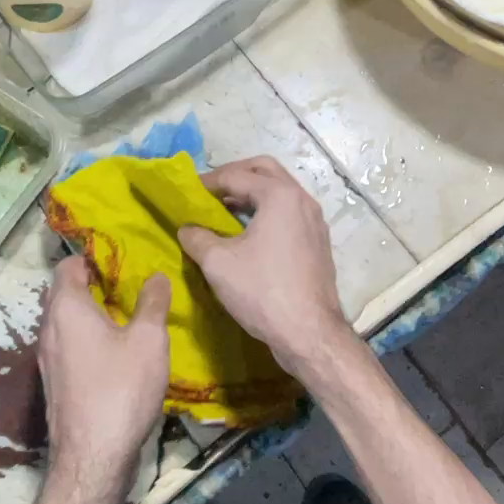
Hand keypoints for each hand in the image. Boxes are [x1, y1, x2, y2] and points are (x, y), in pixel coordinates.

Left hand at [37, 255, 170, 495]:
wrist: (93, 459)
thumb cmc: (121, 389)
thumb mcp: (148, 339)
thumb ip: (153, 302)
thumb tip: (156, 276)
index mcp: (66, 308)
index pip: (68, 265)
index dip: (93, 258)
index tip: (122, 260)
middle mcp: (48, 329)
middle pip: (66, 293)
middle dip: (96, 286)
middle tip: (131, 286)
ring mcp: (48, 361)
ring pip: (68, 323)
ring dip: (94, 315)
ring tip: (130, 316)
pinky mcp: (55, 386)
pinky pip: (70, 348)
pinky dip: (90, 341)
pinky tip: (118, 352)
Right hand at [177, 157, 355, 375]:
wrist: (309, 333)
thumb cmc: (262, 291)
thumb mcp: (218, 263)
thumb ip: (197, 237)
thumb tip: (187, 228)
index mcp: (280, 195)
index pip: (237, 175)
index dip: (208, 182)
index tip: (186, 191)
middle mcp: (302, 199)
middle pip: (264, 170)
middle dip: (235, 176)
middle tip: (210, 191)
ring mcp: (314, 220)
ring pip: (280, 191)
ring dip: (252, 193)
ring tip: (224, 210)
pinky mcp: (317, 241)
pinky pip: (288, 212)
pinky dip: (266, 211)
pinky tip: (247, 233)